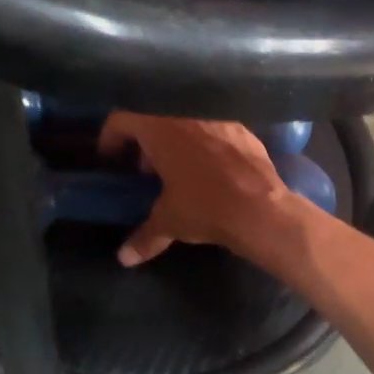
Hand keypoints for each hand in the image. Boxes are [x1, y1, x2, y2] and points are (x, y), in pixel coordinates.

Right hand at [98, 112, 292, 266]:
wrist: (262, 209)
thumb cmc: (205, 208)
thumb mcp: (169, 223)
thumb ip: (144, 236)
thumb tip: (124, 258)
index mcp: (161, 129)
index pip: (123, 120)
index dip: (111, 139)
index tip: (112, 160)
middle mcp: (189, 116)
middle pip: (156, 121)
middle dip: (148, 145)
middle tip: (147, 173)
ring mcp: (221, 120)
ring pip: (188, 124)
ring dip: (179, 144)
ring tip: (181, 174)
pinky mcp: (246, 132)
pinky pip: (217, 134)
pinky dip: (208, 147)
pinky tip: (214, 173)